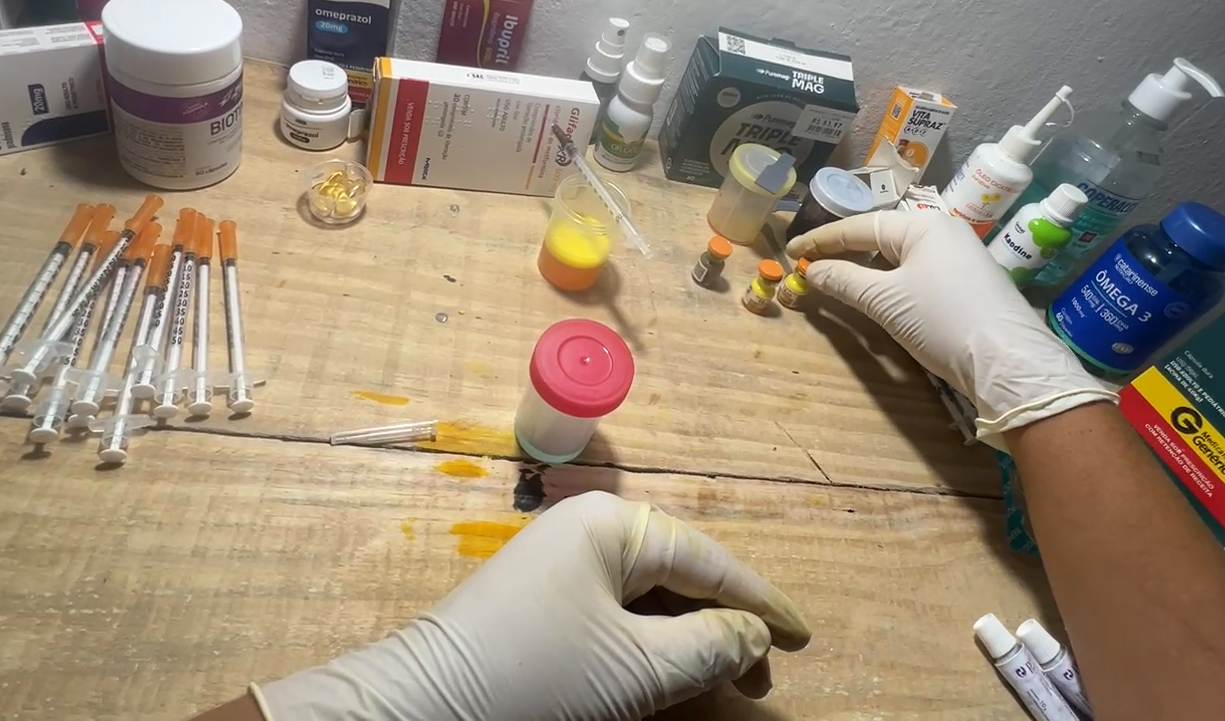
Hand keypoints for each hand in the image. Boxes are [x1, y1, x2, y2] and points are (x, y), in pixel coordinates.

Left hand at [259, 491, 811, 720]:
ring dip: (688, 632)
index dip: (759, 599)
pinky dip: (649, 638)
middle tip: (766, 669)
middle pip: (677, 569)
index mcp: (613, 522)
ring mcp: (562, 557)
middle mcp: (589, 525)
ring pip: (647, 591)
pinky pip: (614, 606)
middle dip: (723, 619)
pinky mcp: (543, 594)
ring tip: (727, 673)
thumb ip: (705, 647)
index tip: (803, 634)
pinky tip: (669, 666)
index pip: (705, 557)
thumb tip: (751, 635)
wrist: (420, 705)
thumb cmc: (538, 676)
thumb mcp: (634, 670)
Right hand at [786, 210, 1115, 444]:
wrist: (1012, 365)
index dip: (822, 240)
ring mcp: (960, 258)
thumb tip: (812, 270)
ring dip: (867, 269)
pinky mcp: (969, 285)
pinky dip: (890, 281)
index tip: (793, 251)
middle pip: (880, 237)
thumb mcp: (885, 301)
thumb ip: (844, 281)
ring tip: (838, 281)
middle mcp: (943, 232)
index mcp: (923, 225)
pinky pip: (917, 272)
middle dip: (844, 251)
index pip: (859, 226)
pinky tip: (877, 296)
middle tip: (812, 265)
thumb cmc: (944, 321)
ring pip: (900, 256)